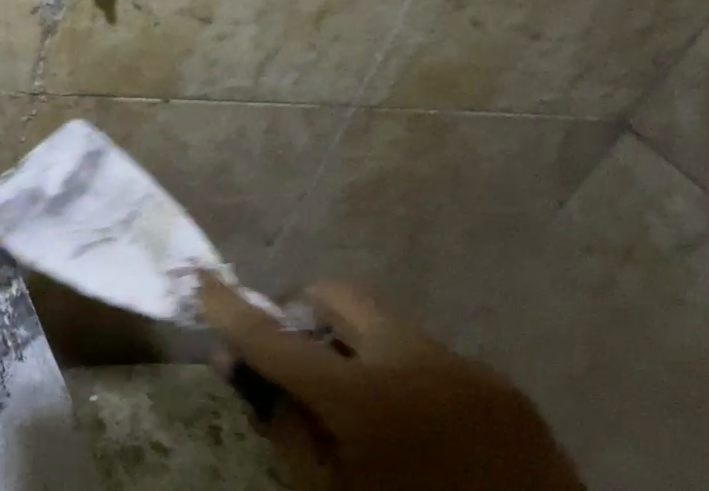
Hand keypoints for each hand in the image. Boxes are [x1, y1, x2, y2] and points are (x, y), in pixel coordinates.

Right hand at [197, 276, 583, 490]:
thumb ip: (283, 427)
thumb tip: (241, 368)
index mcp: (366, 397)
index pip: (274, 337)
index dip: (230, 308)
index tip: (200, 281)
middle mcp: (417, 363)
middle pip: (339, 295)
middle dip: (304, 309)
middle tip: (294, 348)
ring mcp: (469, 371)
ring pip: (389, 328)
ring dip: (359, 348)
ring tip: (363, 403)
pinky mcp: (508, 391)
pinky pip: (435, 362)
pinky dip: (407, 378)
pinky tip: (418, 426)